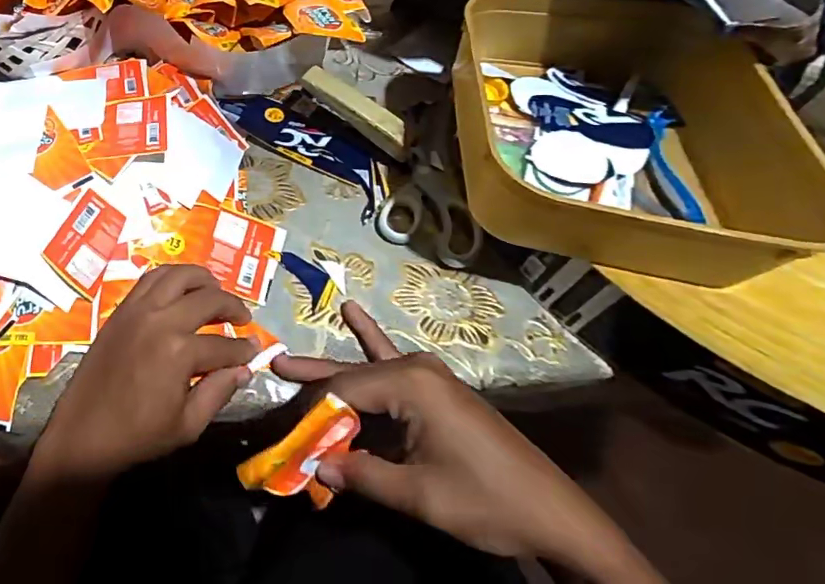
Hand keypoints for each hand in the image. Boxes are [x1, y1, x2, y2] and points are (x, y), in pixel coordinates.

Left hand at [33, 265, 257, 481]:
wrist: (83, 435)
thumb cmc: (137, 436)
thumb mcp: (187, 426)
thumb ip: (219, 392)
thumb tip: (244, 369)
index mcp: (179, 352)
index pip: (223, 344)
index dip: (243, 349)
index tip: (255, 349)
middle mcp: (161, 321)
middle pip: (208, 299)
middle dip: (232, 306)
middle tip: (243, 318)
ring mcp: (139, 309)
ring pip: (179, 275)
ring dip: (204, 280)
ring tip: (216, 291)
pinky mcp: (123, 308)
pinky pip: (152, 278)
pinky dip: (173, 277)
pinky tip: (183, 288)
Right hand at [273, 301, 663, 582]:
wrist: (550, 509)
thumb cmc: (485, 499)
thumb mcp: (420, 495)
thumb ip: (365, 475)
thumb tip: (316, 465)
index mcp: (411, 383)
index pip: (344, 390)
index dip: (312, 413)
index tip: (283, 431)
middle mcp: (417, 367)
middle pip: (353, 374)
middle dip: (315, 381)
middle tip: (275, 368)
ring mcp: (429, 375)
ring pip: (369, 371)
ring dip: (336, 378)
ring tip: (293, 361)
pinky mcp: (437, 389)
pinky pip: (391, 368)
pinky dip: (369, 349)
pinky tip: (354, 315)